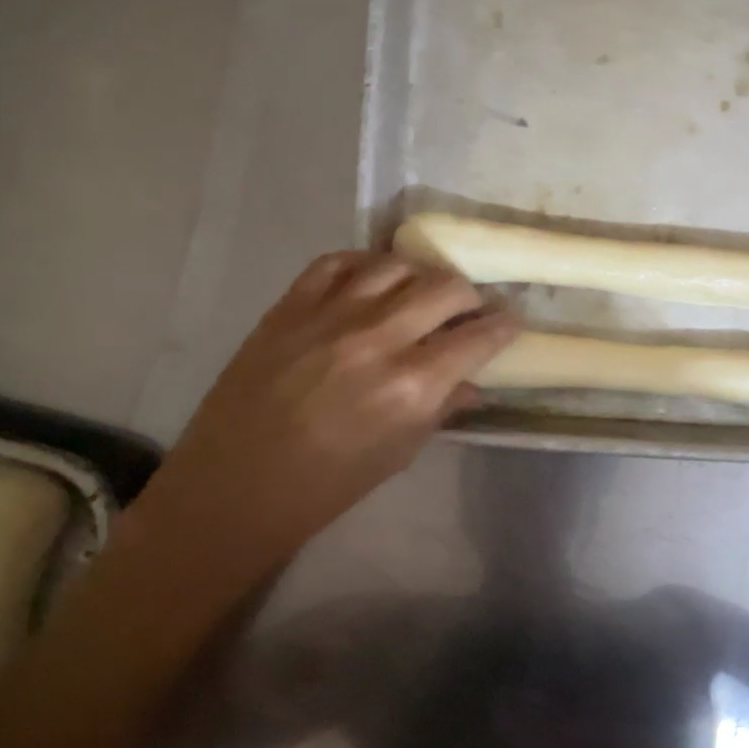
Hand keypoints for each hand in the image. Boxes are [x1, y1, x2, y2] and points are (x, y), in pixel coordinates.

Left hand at [132, 251, 518, 563]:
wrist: (235, 484)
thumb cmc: (326, 485)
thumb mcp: (397, 454)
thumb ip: (440, 409)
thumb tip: (472, 384)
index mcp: (411, 386)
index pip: (477, 337)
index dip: (505, 325)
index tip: (513, 320)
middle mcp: (378, 338)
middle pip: (444, 287)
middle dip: (470, 295)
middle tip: (469, 310)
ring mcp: (330, 315)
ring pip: (396, 265)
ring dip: (421, 275)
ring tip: (422, 293)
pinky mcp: (290, 305)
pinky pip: (338, 261)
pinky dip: (366, 265)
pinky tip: (373, 280)